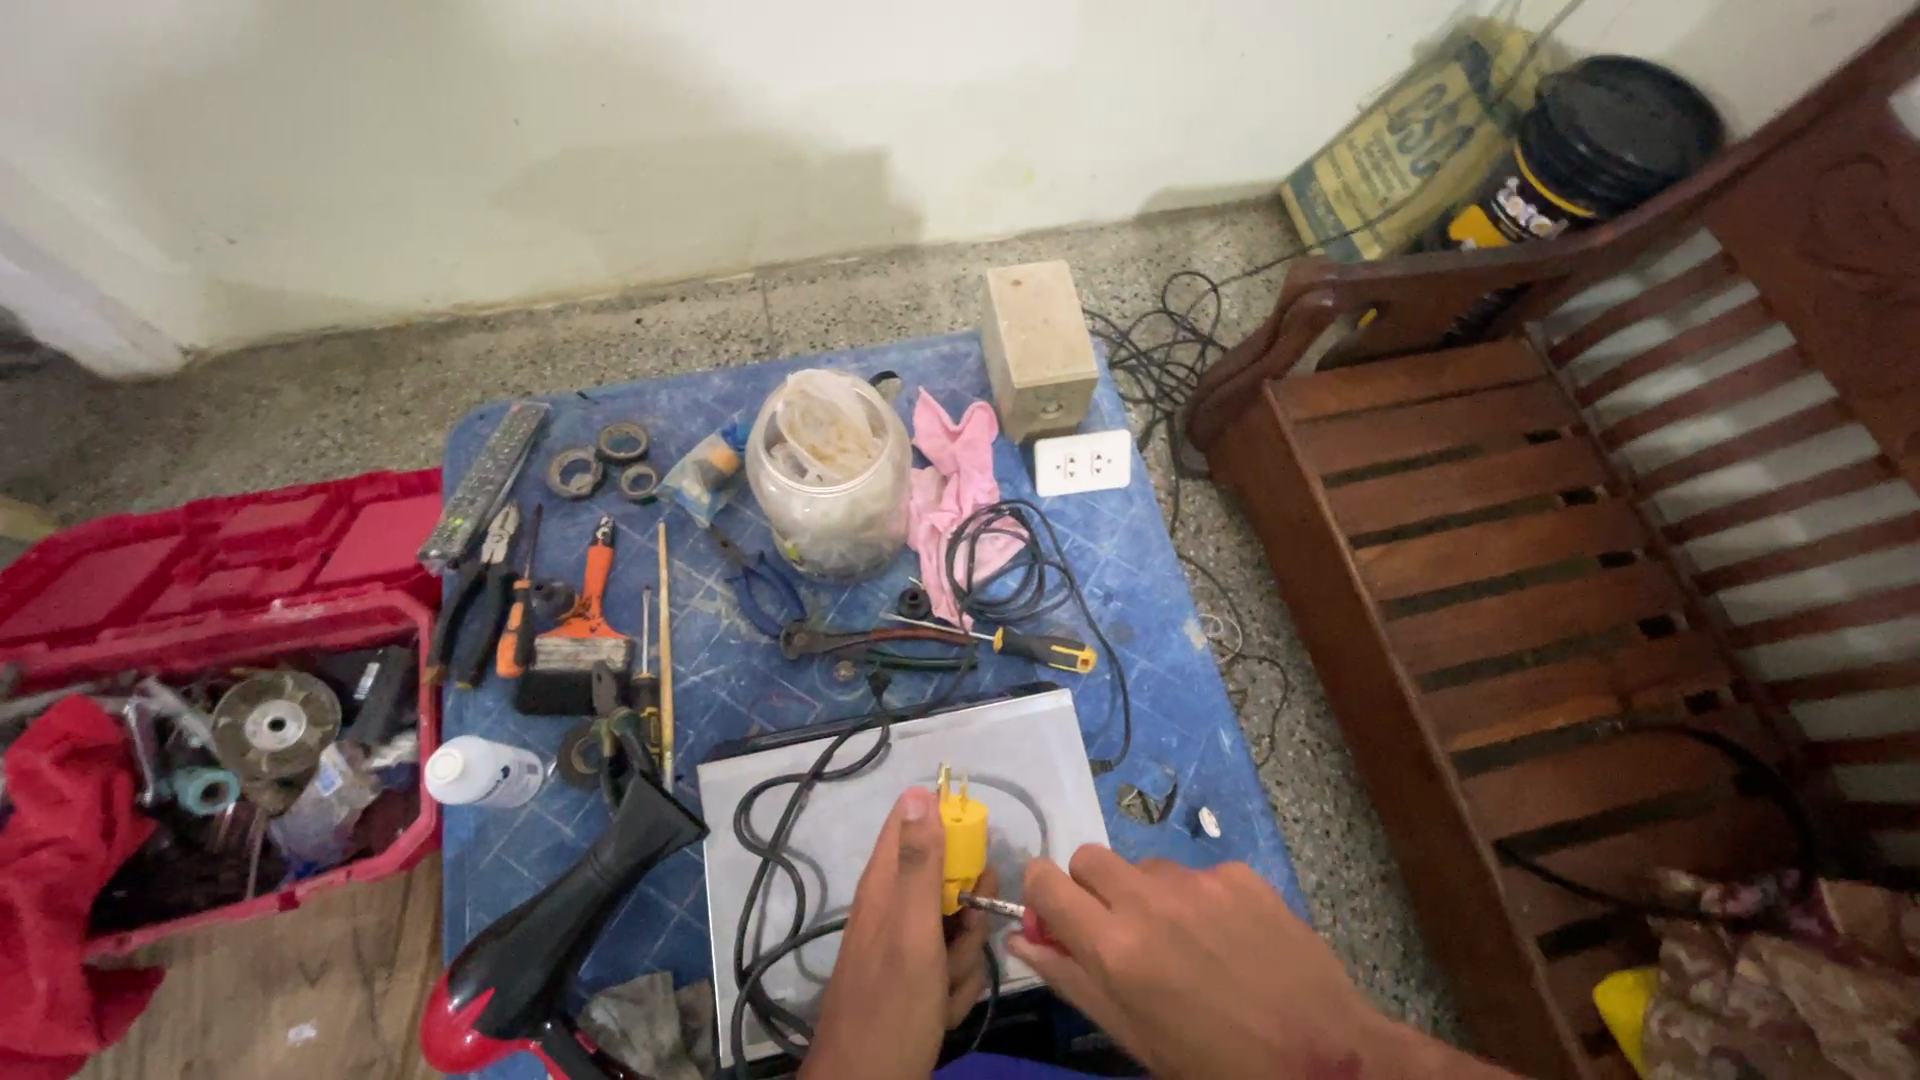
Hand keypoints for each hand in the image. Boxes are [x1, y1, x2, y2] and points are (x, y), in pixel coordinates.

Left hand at [801, 788, 993, 1079]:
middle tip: (962, 935)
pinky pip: (955, 964)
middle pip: (951, 878)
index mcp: (886, 883)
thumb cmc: (891, 1006)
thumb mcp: (912, 930)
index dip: (951, 827)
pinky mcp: (919, 975)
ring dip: (964, 959)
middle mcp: (895, 904)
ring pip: (960, 925)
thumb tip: (919, 791)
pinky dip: (956, 988)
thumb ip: (919, 863)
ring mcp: (907, 942)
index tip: (973, 859)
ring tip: (943, 986)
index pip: (917, 821)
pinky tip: (941, 1010)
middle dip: (969, 913)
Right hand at [1008, 847, 1515, 1079]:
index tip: (1056, 915)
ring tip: (1187, 945)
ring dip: (1147, 895)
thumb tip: (1022, 939)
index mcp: (1114, 947)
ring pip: (1143, 866)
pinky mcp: (1238, 873)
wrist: (1327, 1059)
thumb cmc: (1215, 1064)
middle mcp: (1147, 899)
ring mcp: (1196, 880)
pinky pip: (1196, 873)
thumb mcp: (1134, 1037)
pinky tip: (1230, 940)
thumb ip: (1072, 979)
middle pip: (1088, 858)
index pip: (1046, 881)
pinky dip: (1199, 899)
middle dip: (1091, 887)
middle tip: (1120, 930)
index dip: (1042, 893)